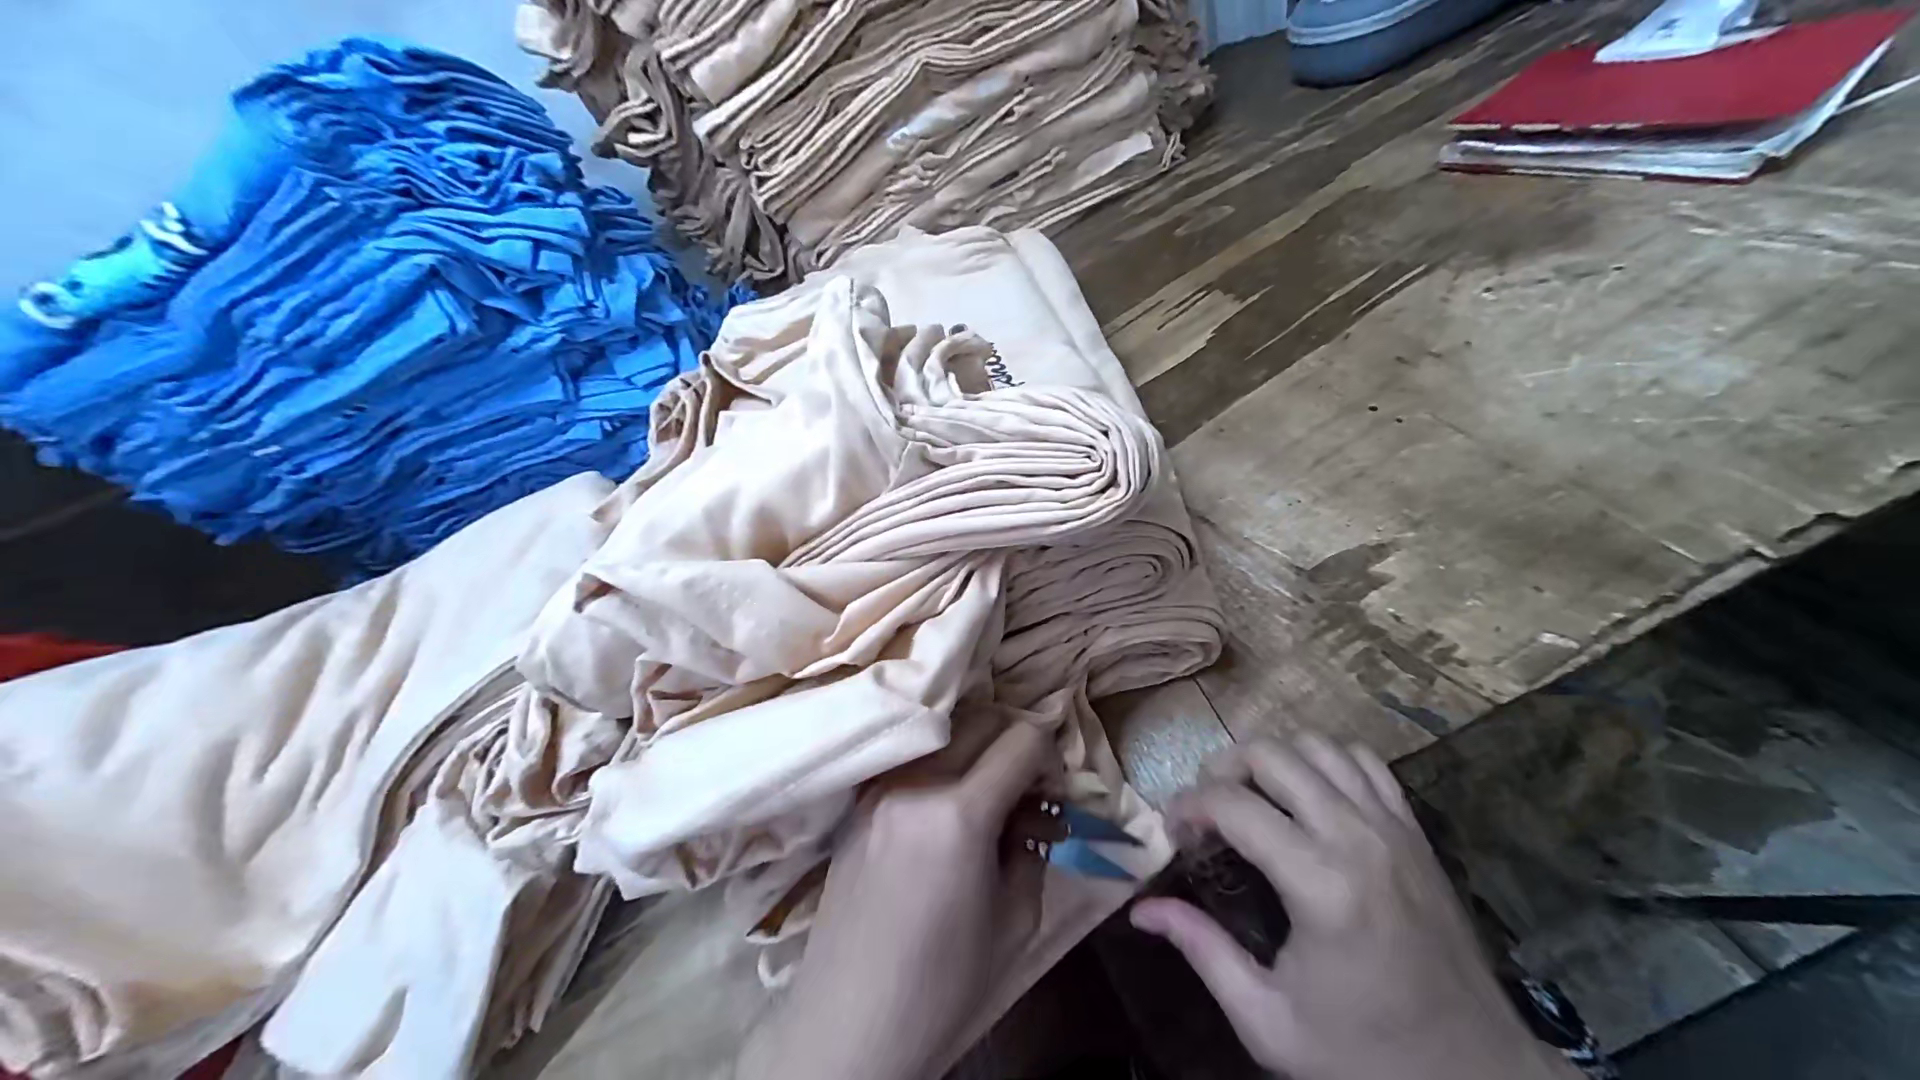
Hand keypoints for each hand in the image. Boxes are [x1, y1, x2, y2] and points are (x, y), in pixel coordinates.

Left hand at [735, 719, 1053, 1079]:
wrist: (852, 1021)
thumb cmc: (944, 984)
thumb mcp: (1016, 918)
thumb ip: (1032, 845)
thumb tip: (1035, 809)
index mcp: (959, 814)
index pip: (1023, 739)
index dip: (1051, 757)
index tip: (1052, 793)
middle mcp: (914, 783)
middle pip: (983, 719)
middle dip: (1017, 743)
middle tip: (1026, 789)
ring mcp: (879, 788)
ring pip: (944, 731)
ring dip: (977, 748)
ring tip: (986, 796)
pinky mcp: (858, 802)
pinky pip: (911, 758)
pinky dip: (941, 764)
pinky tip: (945, 806)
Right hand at [1130, 735, 1580, 1079]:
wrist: (1480, 1079)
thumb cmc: (1365, 1055)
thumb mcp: (1269, 1021)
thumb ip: (1202, 951)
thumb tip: (1140, 909)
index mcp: (1320, 884)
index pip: (1231, 804)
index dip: (1187, 806)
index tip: (1173, 830)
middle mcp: (1357, 838)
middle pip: (1270, 755)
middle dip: (1222, 769)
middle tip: (1206, 809)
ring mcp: (1393, 828)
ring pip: (1317, 745)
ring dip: (1273, 759)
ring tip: (1253, 796)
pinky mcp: (1416, 831)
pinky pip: (1364, 761)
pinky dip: (1326, 761)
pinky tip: (1309, 796)